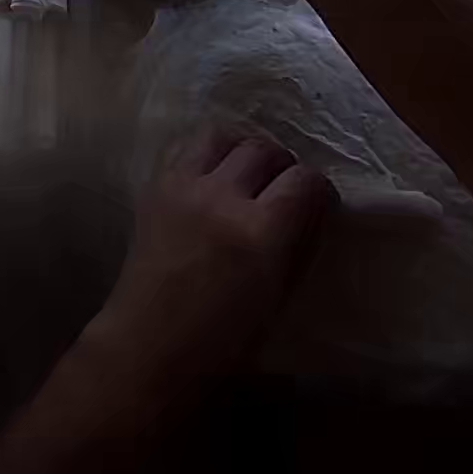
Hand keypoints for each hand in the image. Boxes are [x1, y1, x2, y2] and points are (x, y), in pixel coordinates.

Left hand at [85, 135, 333, 395]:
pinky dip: (207, 159)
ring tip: (246, 174)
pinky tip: (212, 183)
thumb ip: (298, 242)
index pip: (304, 181)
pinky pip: (186, 152)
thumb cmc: (226, 336)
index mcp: (259, 231)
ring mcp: (180, 185)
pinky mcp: (154, 185)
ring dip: (240, 149)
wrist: (153, 337)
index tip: (319, 200)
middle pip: (260, 148)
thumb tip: (310, 207)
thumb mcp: (280, 292)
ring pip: (218, 136)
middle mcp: (219, 196)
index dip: (319, 188)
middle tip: (283, 185)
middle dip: (281, 163)